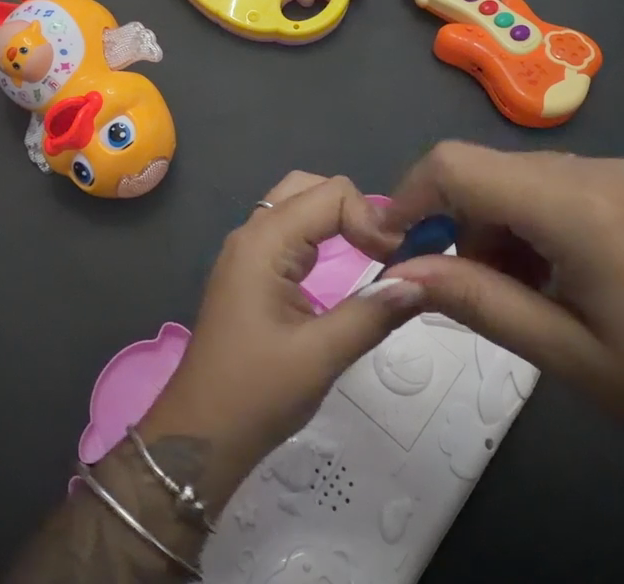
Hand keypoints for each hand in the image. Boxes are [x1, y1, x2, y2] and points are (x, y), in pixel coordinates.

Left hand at [139, 172, 423, 505]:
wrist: (200, 436)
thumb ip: (373, 313)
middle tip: (388, 252)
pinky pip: (290, 234)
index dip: (372, 218)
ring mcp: (247, 254)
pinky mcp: (251, 274)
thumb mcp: (321, 356)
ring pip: (298, 207)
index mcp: (263, 243)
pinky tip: (345, 267)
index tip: (399, 260)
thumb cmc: (255, 394)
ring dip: (339, 220)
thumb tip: (423, 280)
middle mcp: (252, 235)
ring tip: (376, 256)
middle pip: (310, 188)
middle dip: (355, 209)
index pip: (331, 193)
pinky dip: (323, 237)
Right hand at [358, 142, 623, 513]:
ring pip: (521, 176)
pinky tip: (551, 276)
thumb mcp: (566, 354)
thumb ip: (474, 300)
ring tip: (509, 293)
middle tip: (451, 286)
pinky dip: (531, 221)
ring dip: (491, 224)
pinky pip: (561, 186)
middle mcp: (600, 168)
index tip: (390, 249)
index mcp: (579, 206)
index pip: (457, 164)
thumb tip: (395, 272)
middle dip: (450, 218)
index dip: (407, 198)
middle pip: (486, 167)